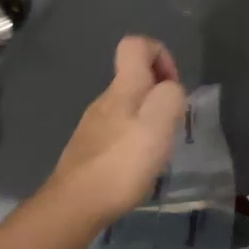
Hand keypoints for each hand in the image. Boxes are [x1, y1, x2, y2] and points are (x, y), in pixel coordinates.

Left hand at [44, 36, 187, 224]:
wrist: (75, 204)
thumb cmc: (122, 162)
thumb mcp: (159, 122)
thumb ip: (171, 95)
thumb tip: (170, 90)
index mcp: (124, 87)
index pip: (136, 44)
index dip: (160, 54)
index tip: (172, 86)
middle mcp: (105, 99)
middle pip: (134, 76)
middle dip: (160, 93)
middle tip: (171, 125)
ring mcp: (94, 124)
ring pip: (128, 104)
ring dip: (149, 118)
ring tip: (157, 149)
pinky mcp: (90, 148)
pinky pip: (119, 129)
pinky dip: (135, 139)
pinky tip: (138, 165)